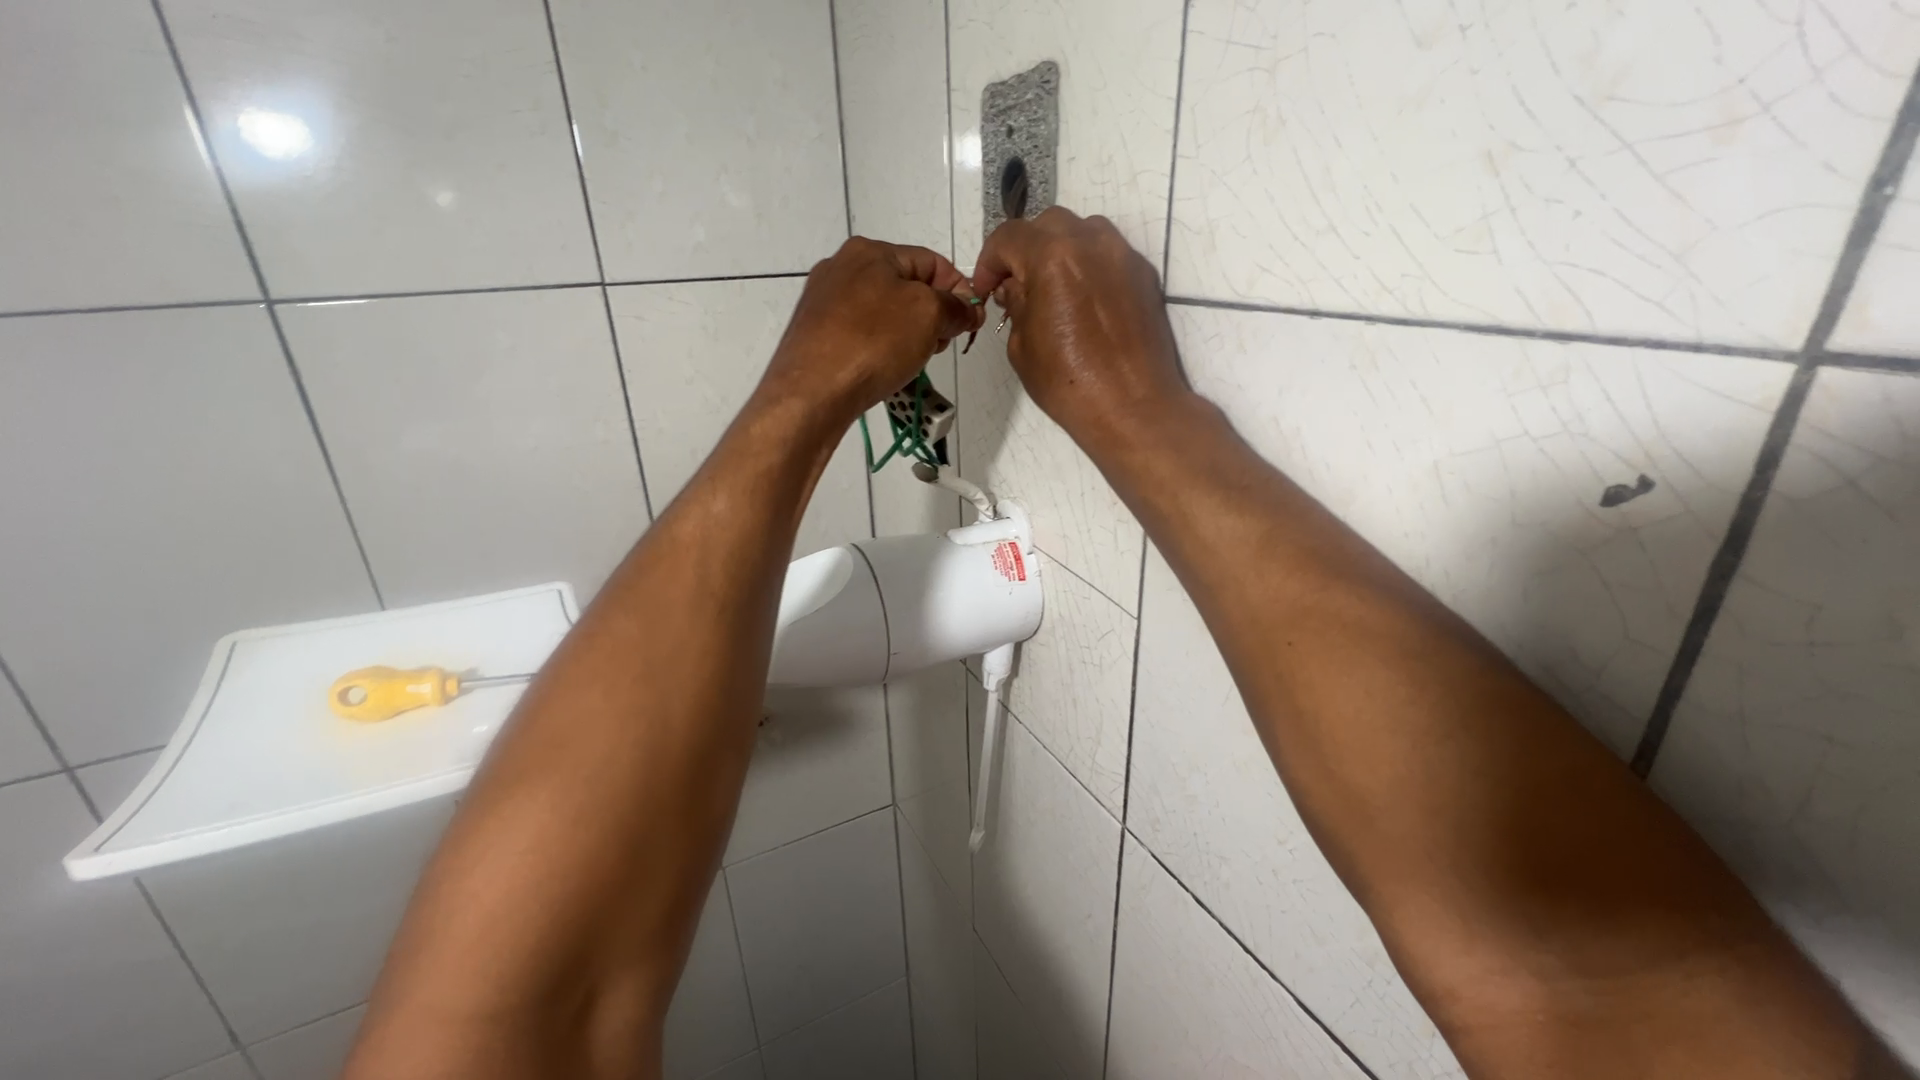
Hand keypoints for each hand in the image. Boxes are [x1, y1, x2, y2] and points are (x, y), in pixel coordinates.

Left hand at [759, 237, 981, 428]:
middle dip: (932, 313)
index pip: (931, 261)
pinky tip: (884, 367)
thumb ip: (955, 307)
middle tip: (941, 344)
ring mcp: (824, 301)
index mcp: (870, 251)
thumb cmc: (873, 343)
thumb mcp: (928, 315)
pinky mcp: (815, 333)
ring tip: (913, 359)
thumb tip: (969, 309)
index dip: (959, 289)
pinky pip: (861, 333)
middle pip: (905, 285)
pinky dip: (880, 345)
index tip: (972, 322)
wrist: (810, 392)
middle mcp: (842, 268)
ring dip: (908, 332)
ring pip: (883, 311)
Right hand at [971, 208, 1193, 448]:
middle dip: (1026, 250)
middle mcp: (1091, 244)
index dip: (989, 261)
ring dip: (1061, 250)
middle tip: (1017, 286)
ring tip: (1053, 287)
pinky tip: (1084, 302)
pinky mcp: (1144, 276)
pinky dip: (1090, 267)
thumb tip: (1016, 288)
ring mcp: (1123, 257)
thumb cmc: (1069, 383)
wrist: (1132, 406)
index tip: (986, 289)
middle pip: (1048, 225)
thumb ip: (1016, 304)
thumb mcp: (1023, 346)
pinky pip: (1109, 256)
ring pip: (1084, 232)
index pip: (1009, 237)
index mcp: (1053, 257)